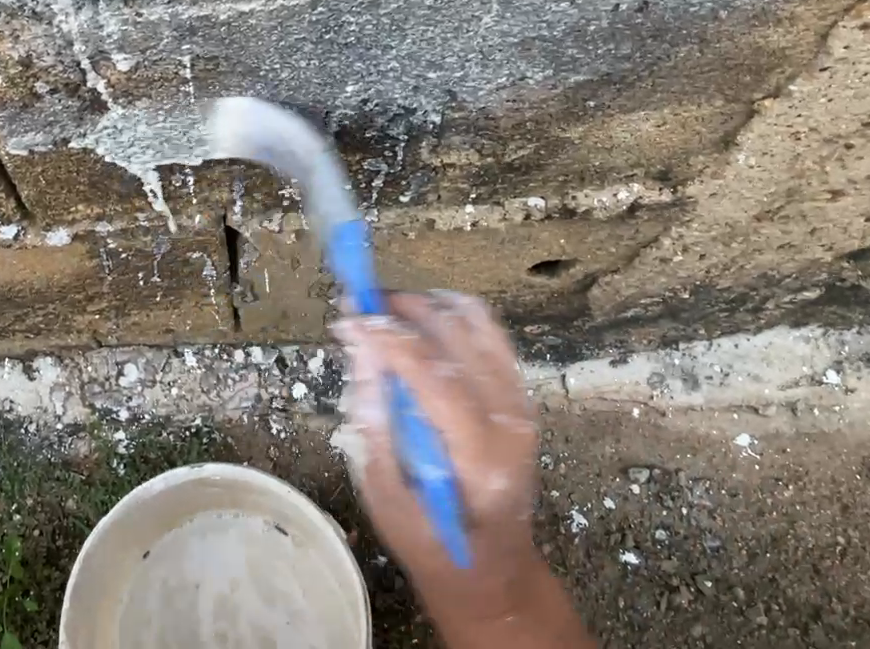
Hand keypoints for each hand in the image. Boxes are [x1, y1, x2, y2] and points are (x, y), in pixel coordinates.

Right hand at [336, 293, 591, 647]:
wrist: (494, 568)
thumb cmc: (432, 542)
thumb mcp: (386, 499)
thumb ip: (373, 425)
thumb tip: (359, 352)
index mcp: (478, 460)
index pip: (434, 378)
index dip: (388, 339)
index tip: (349, 316)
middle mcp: (510, 425)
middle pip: (457, 340)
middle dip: (402, 310)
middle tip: (359, 301)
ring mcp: (521, 406)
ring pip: (477, 325)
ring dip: (426, 305)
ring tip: (384, 306)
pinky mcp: (520, 397)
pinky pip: (490, 333)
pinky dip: (454, 312)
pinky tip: (421, 313)